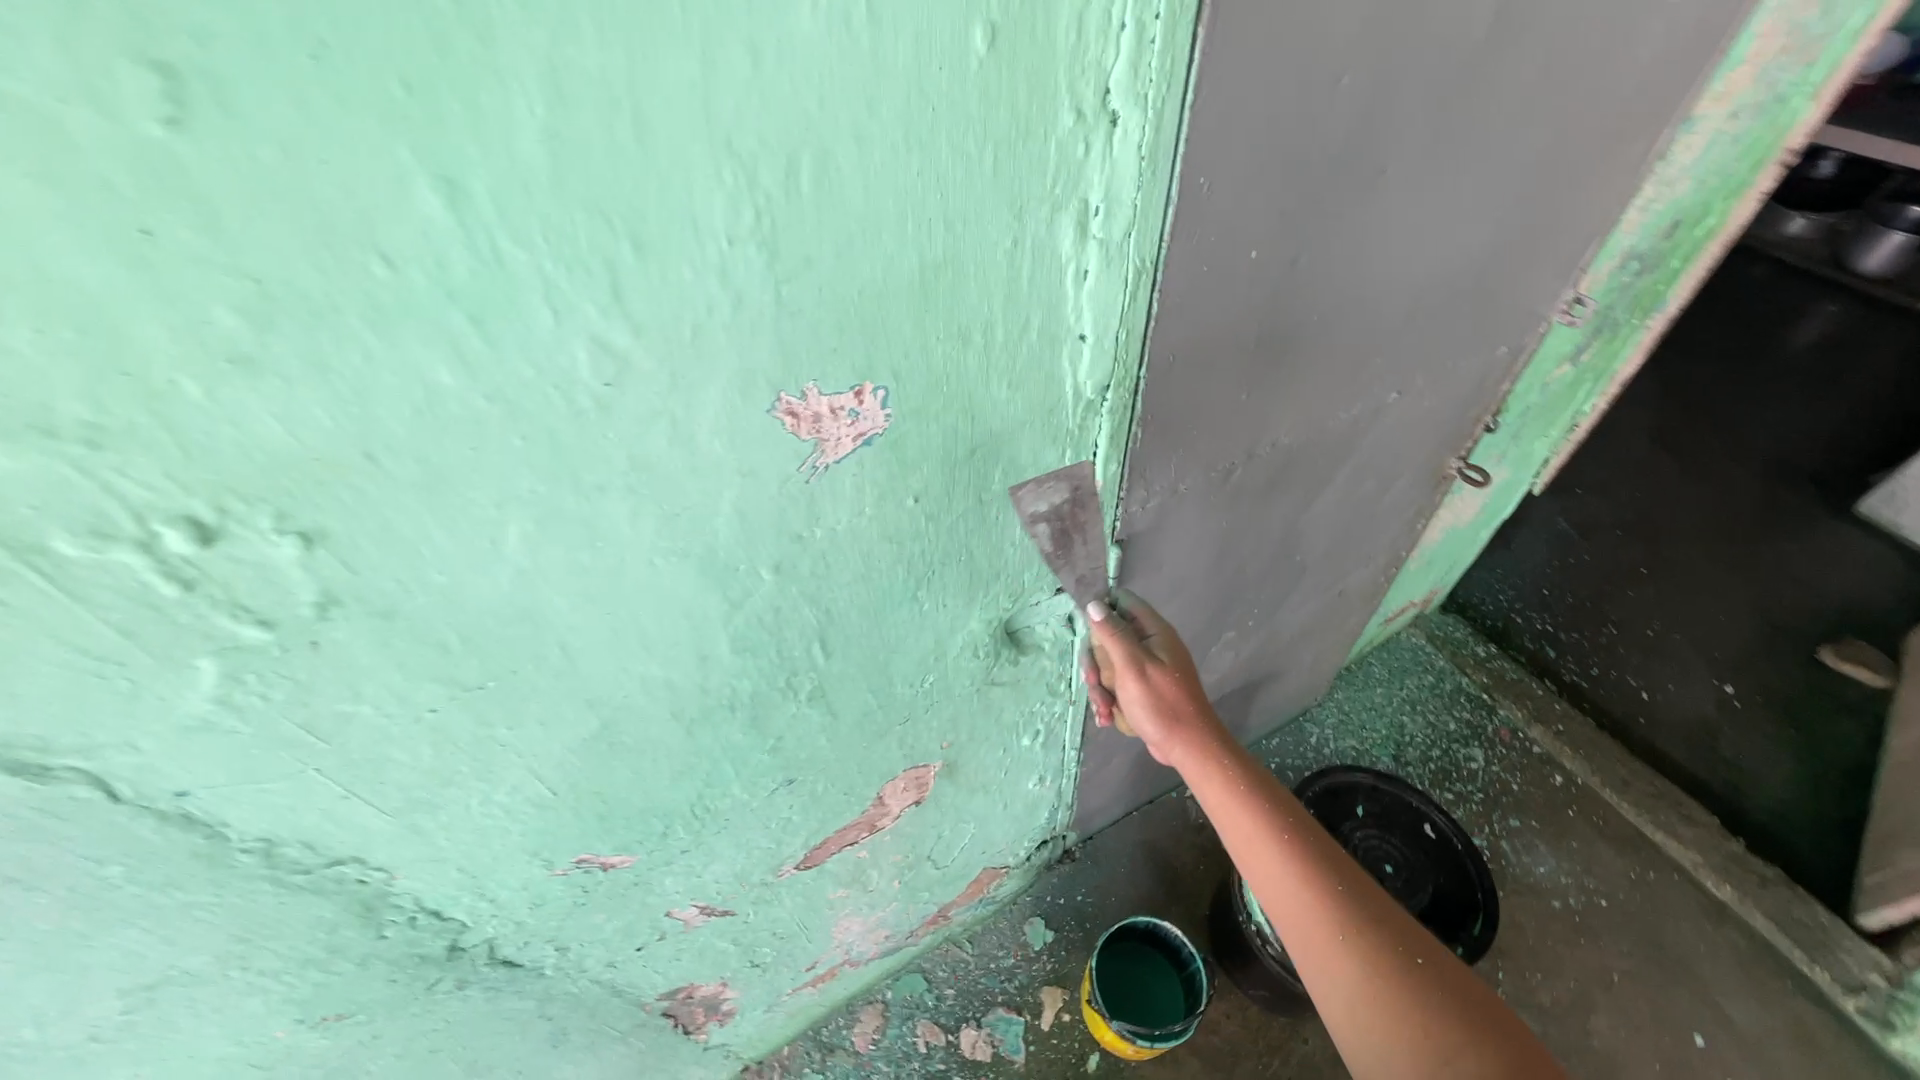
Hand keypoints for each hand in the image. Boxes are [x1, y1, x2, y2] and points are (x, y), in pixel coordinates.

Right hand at [1081, 589, 1225, 766]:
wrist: (1186, 747)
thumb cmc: (1161, 704)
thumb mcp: (1132, 666)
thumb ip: (1113, 633)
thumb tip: (1094, 603)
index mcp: (1153, 632)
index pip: (1123, 601)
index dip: (1102, 610)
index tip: (1087, 632)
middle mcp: (1150, 644)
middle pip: (1109, 636)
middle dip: (1096, 661)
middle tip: (1094, 681)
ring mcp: (1145, 668)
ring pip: (1108, 664)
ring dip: (1100, 686)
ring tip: (1104, 709)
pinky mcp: (1141, 689)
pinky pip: (1116, 685)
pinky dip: (1109, 700)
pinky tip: (1107, 717)